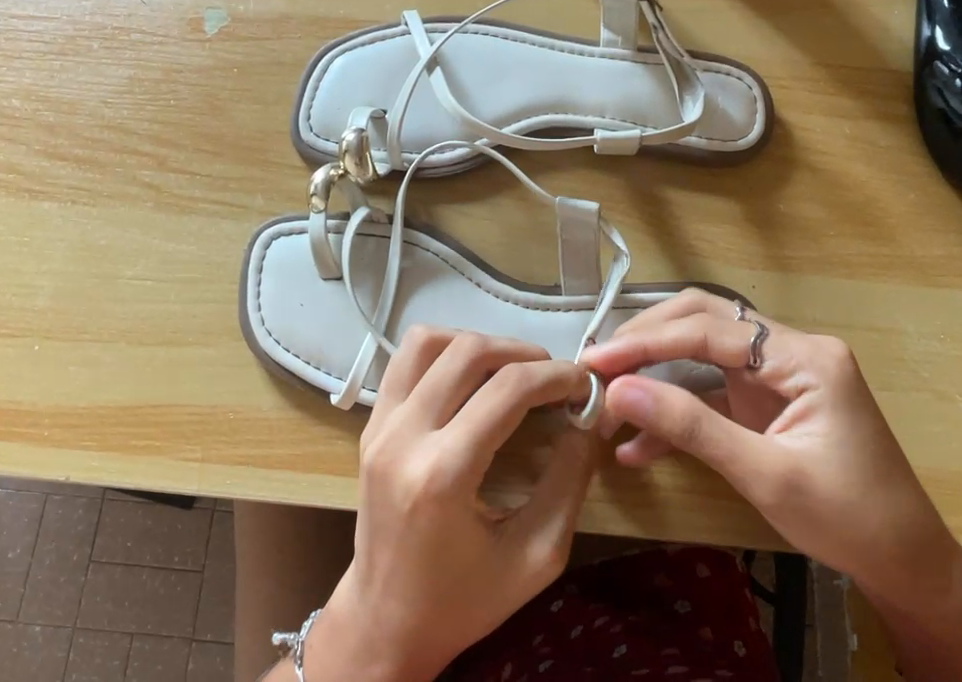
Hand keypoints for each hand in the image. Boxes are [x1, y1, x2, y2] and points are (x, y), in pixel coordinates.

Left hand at [306, 327, 598, 681]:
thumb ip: (569, 481)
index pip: (507, 389)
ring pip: (427, 341)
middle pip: (467, 351)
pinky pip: (405, 361)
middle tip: (554, 379)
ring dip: (478, 344)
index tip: (584, 387)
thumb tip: (591, 420)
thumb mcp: (536, 556)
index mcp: (442, 475)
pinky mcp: (370, 425)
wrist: (384, 620)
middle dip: (523, 353)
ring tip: (513, 372)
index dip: (556, 376)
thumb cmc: (464, 601)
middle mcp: (402, 437)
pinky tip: (473, 380)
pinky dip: (444, 353)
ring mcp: (378, 426)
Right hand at [581, 290, 957, 604]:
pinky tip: (639, 445)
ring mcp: (779, 375)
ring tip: (608, 395)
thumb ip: (691, 427)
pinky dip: (677, 411)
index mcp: (804, 357)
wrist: (906, 564)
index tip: (596, 361)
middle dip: (647, 341)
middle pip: (704, 322)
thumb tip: (619, 392)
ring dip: (655, 372)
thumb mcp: (766, 474)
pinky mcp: (768, 401)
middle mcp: (790, 351)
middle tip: (598, 365)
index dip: (647, 343)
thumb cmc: (850, 518)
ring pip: (702, 352)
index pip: (709, 331)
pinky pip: (711, 392)